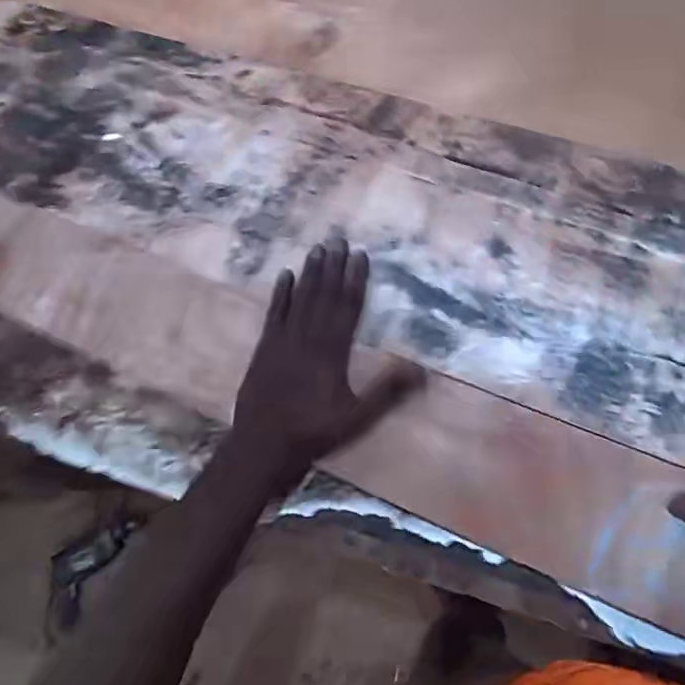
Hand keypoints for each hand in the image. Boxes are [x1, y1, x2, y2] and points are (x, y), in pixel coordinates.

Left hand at [229, 239, 423, 478]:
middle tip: (338, 237)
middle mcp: (307, 339)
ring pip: (299, 299)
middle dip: (333, 267)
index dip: (355, 280)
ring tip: (318, 248)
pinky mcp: (263, 349)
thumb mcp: (358, 418)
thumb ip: (387, 392)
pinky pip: (274, 314)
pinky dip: (280, 294)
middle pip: (323, 296)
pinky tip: (285, 275)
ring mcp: (282, 341)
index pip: (347, 308)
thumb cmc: (314, 432)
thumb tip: (421, 370)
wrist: (262, 446)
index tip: (360, 255)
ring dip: (310, 274)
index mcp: (331, 352)